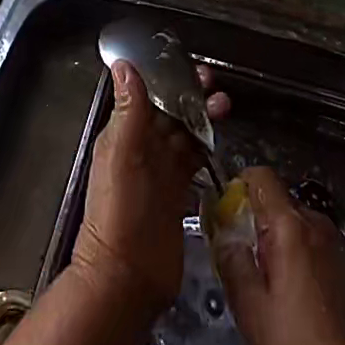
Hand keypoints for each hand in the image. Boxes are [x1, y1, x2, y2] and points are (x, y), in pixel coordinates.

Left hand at [70, 60, 230, 315]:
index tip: (191, 66)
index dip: (169, 79)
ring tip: (225, 107)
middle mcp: (142, 149)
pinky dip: (206, 146)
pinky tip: (220, 139)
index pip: (148, 96)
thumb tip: (125, 64)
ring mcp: (161, 172)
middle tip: (215, 85)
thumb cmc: (120, 214)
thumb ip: (129, 111)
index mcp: (124, 135)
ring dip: (203, 117)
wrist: (126, 280)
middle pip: (171, 112)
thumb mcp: (123, 156)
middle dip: (192, 96)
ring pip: (185, 133)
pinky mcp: (178, 193)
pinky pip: (194, 160)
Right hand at [215, 167, 344, 344]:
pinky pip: (315, 243)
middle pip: (278, 201)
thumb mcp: (250, 306)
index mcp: (292, 227)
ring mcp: (336, 244)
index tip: (226, 207)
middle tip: (241, 257)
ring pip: (296, 223)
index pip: (262, 177)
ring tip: (268, 284)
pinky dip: (300, 255)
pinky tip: (294, 294)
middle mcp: (318, 225)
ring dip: (278, 241)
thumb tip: (222, 233)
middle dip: (256, 222)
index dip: (239, 185)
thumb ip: (231, 259)